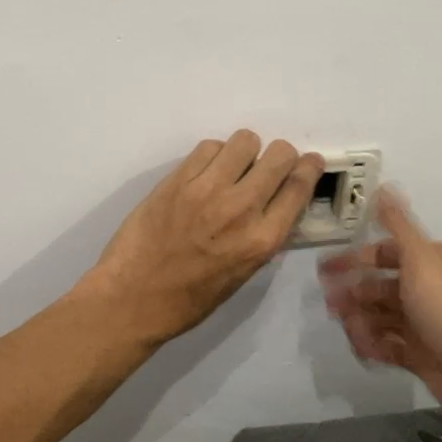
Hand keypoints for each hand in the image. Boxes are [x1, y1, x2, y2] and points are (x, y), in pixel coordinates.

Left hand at [80, 130, 323, 345]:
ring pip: (244, 141)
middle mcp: (241, 209)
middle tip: (266, 166)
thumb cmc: (188, 300)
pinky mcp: (177, 181)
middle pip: (278, 155)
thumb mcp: (242, 274)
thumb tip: (274, 206)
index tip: (308, 163)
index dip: (308, 168)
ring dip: (244, 152)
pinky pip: (208, 147)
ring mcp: (207, 190)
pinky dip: (213, 155)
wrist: (133, 299)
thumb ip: (262, 237)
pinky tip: (204, 173)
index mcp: (262, 241)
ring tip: (231, 168)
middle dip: (279, 156)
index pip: (299, 186)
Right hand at [318, 189, 441, 411]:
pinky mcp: (420, 355)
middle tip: (330, 304)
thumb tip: (384, 186)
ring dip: (361, 320)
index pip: (387, 253)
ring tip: (350, 329)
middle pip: (381, 286)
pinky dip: (373, 344)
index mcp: (433, 263)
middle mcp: (429, 290)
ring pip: (381, 316)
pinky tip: (364, 347)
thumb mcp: (423, 259)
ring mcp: (424, 324)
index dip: (357, 259)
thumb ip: (399, 225)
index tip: (326, 269)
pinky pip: (388, 345)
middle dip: (354, 292)